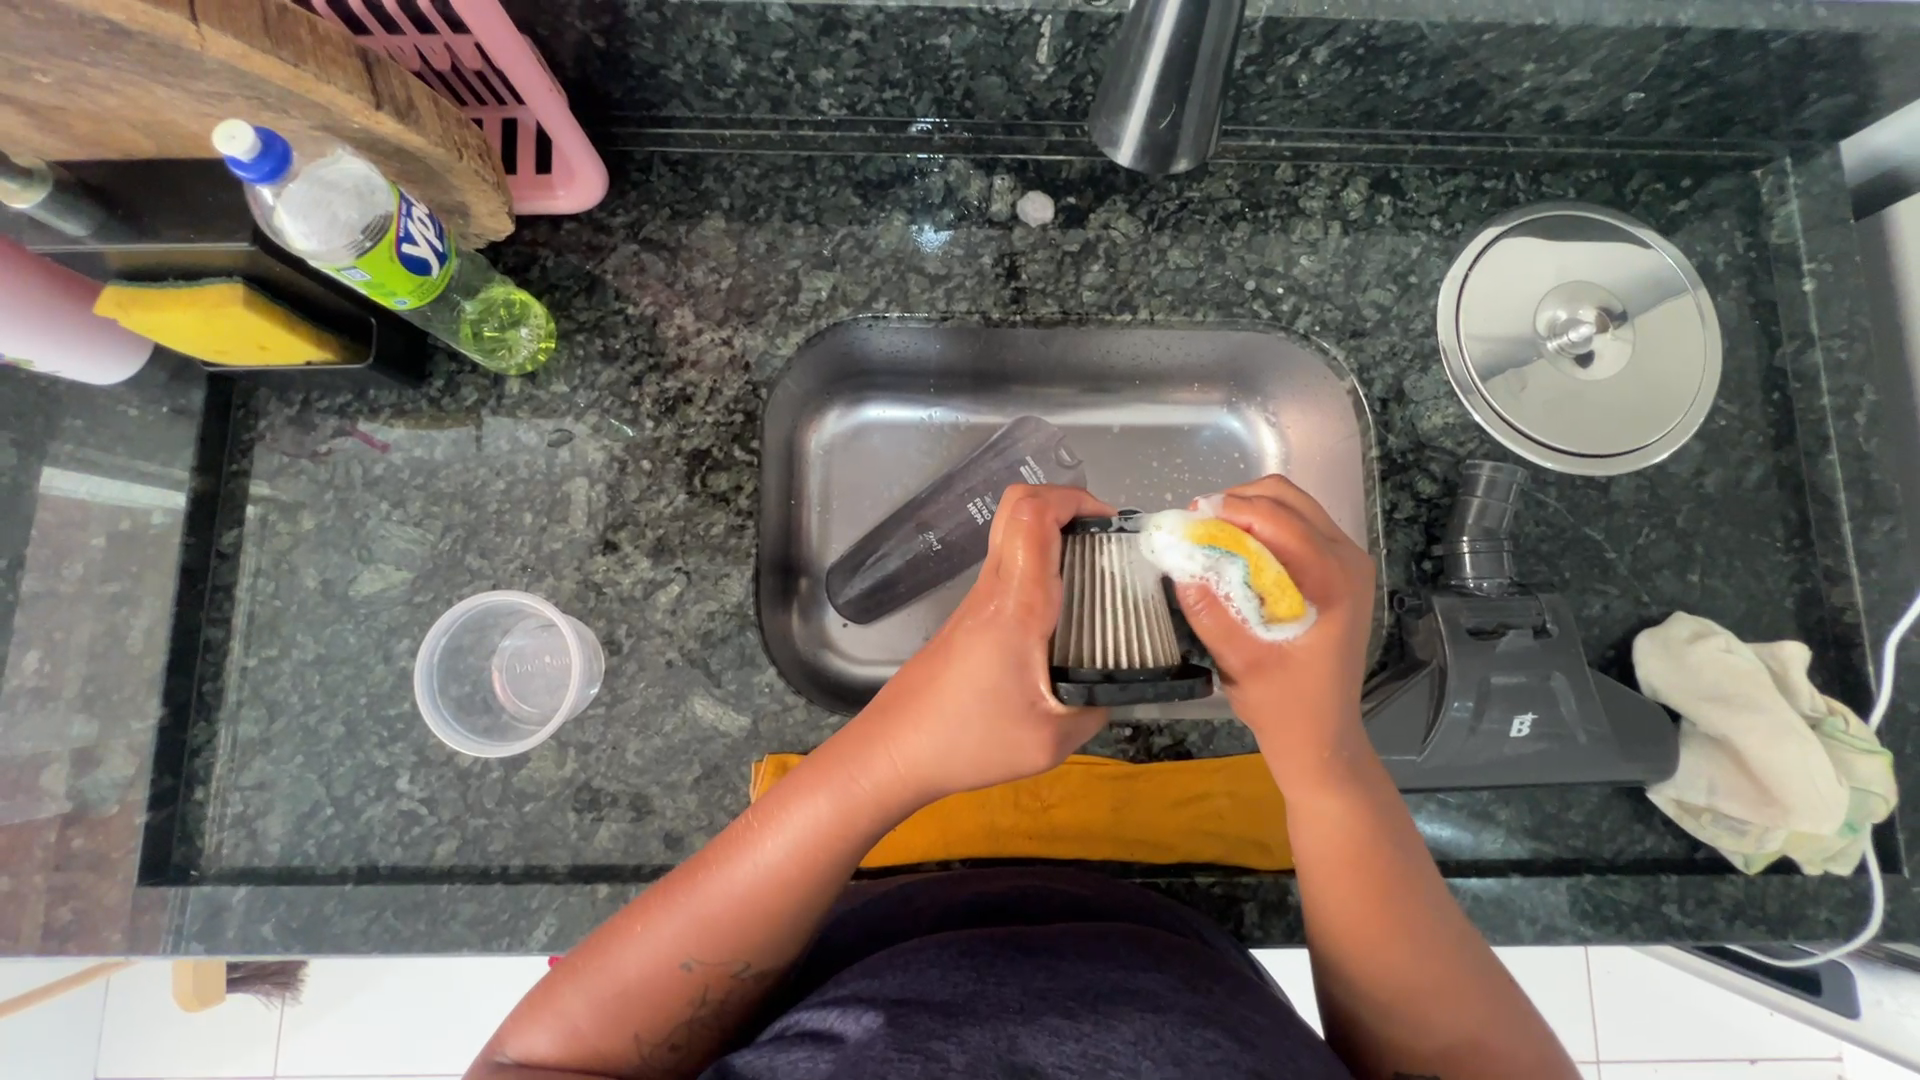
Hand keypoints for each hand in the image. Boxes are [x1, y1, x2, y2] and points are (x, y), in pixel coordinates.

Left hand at [832, 484, 1114, 806]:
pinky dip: (1039, 567)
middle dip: (1068, 505)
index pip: (1035, 515)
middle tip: (1107, 541)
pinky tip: (1063, 614)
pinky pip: (1007, 569)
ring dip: (1054, 537)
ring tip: (1096, 576)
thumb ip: (1094, 707)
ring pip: (1012, 536)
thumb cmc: (969, 740)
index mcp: (1017, 603)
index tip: (1112, 524)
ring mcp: (977, 600)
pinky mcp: (969, 618)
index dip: (1075, 499)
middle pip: (1018, 507)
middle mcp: (994, 588)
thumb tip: (1112, 690)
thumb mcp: (1050, 740)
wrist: (896, 750)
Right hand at [1173, 475, 1376, 790]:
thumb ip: (1211, 614)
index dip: (1231, 510)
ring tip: (1209, 535)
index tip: (1189, 521)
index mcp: (1334, 580)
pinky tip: (1232, 551)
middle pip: (1288, 499)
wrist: (1321, 737)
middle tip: (1196, 526)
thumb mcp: (1241, 663)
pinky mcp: (1334, 571)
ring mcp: (1345, 563)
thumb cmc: (1285, 706)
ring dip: (1247, 511)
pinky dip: (1259, 527)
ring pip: (1291, 507)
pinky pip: (1294, 527)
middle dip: (1237, 503)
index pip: (1281, 520)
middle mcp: (1347, 561)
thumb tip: (1179, 566)